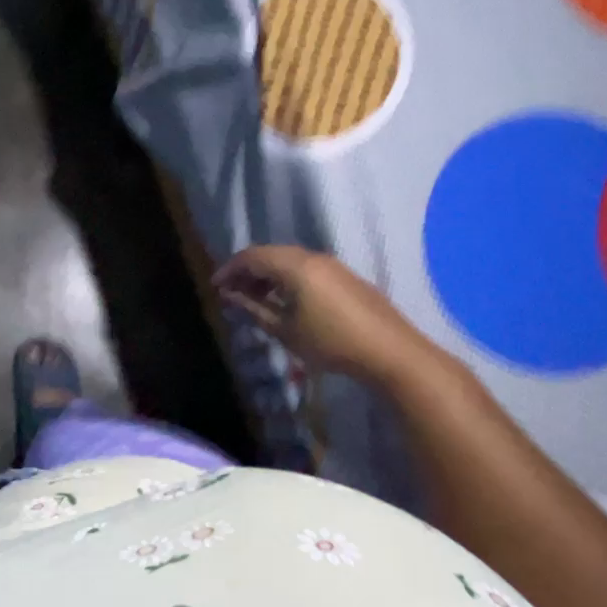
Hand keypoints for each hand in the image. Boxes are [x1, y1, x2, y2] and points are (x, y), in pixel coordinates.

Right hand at [214, 245, 438, 385]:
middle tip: (232, 294)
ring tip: (256, 301)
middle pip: (270, 254)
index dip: (229, 270)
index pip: (251, 256)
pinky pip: (307, 269)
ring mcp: (333, 266)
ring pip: (289, 261)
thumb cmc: (330, 343)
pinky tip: (286, 302)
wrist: (390, 352)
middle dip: (247, 272)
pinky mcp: (346, 277)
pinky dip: (287, 280)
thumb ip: (254, 309)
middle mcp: (313, 257)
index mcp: (295, 266)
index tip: (215, 288)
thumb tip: (230, 296)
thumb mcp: (285, 330)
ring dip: (268, 276)